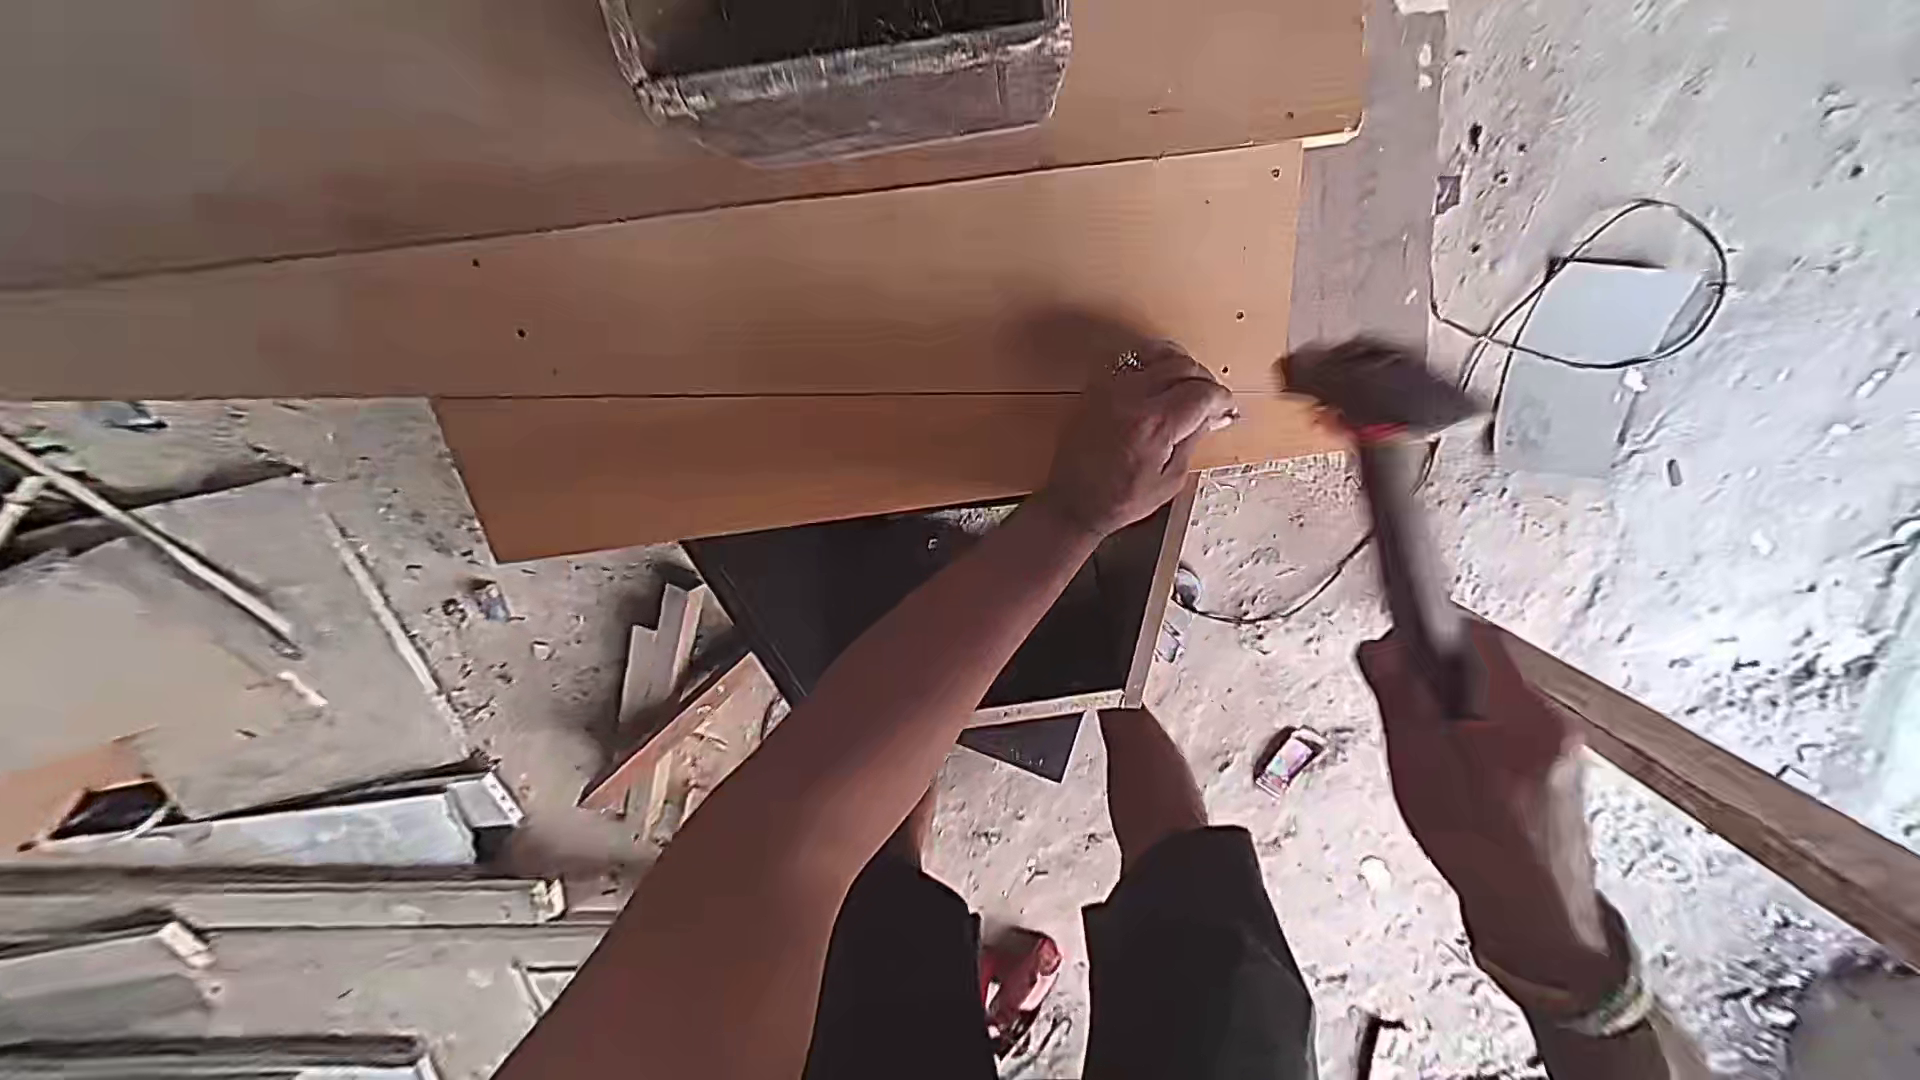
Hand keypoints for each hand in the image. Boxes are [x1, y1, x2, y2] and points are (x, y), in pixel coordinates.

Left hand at [1034, 340, 1234, 537]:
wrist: (1073, 502)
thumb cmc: (1120, 500)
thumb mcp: (1170, 480)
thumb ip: (1193, 440)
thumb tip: (1213, 415)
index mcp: (1155, 425)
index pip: (1203, 392)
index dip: (1221, 400)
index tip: (1225, 410)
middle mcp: (1132, 399)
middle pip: (1183, 366)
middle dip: (1204, 381)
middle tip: (1209, 402)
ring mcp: (1110, 391)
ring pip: (1157, 354)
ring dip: (1179, 366)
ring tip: (1186, 388)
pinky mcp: (1095, 391)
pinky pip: (1130, 361)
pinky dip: (1151, 364)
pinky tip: (1158, 383)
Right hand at [1357, 623, 1621, 1002]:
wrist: (1534, 912)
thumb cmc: (1478, 844)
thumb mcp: (1419, 764)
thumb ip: (1399, 697)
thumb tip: (1378, 646)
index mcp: (1521, 714)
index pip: (1477, 636)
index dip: (1429, 630)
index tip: (1396, 640)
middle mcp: (1551, 720)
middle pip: (1482, 662)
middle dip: (1433, 674)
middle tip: (1403, 709)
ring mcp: (1559, 742)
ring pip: (1489, 691)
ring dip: (1449, 701)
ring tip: (1426, 744)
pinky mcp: (1554, 760)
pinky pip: (1503, 717)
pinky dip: (1468, 723)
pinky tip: (1452, 762)